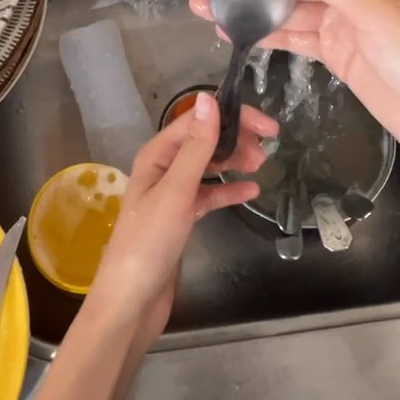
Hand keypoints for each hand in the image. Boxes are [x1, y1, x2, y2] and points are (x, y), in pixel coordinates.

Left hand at [90, 92, 275, 342]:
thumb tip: (209, 99)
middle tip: (267, 149)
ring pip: (207, 167)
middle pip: (203, 141)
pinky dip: (228, 191)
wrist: (132, 301)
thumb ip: (195, 146)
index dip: (231, 117)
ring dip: (233, 162)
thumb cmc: (150, 241)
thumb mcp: (177, 190)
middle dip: (234, 139)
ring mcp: (171, 194)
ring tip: (261, 164)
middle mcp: (163, 169)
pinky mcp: (180, 218)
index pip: (196, 121)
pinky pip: (208, 195)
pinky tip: (250, 192)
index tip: (266, 124)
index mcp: (157, 155)